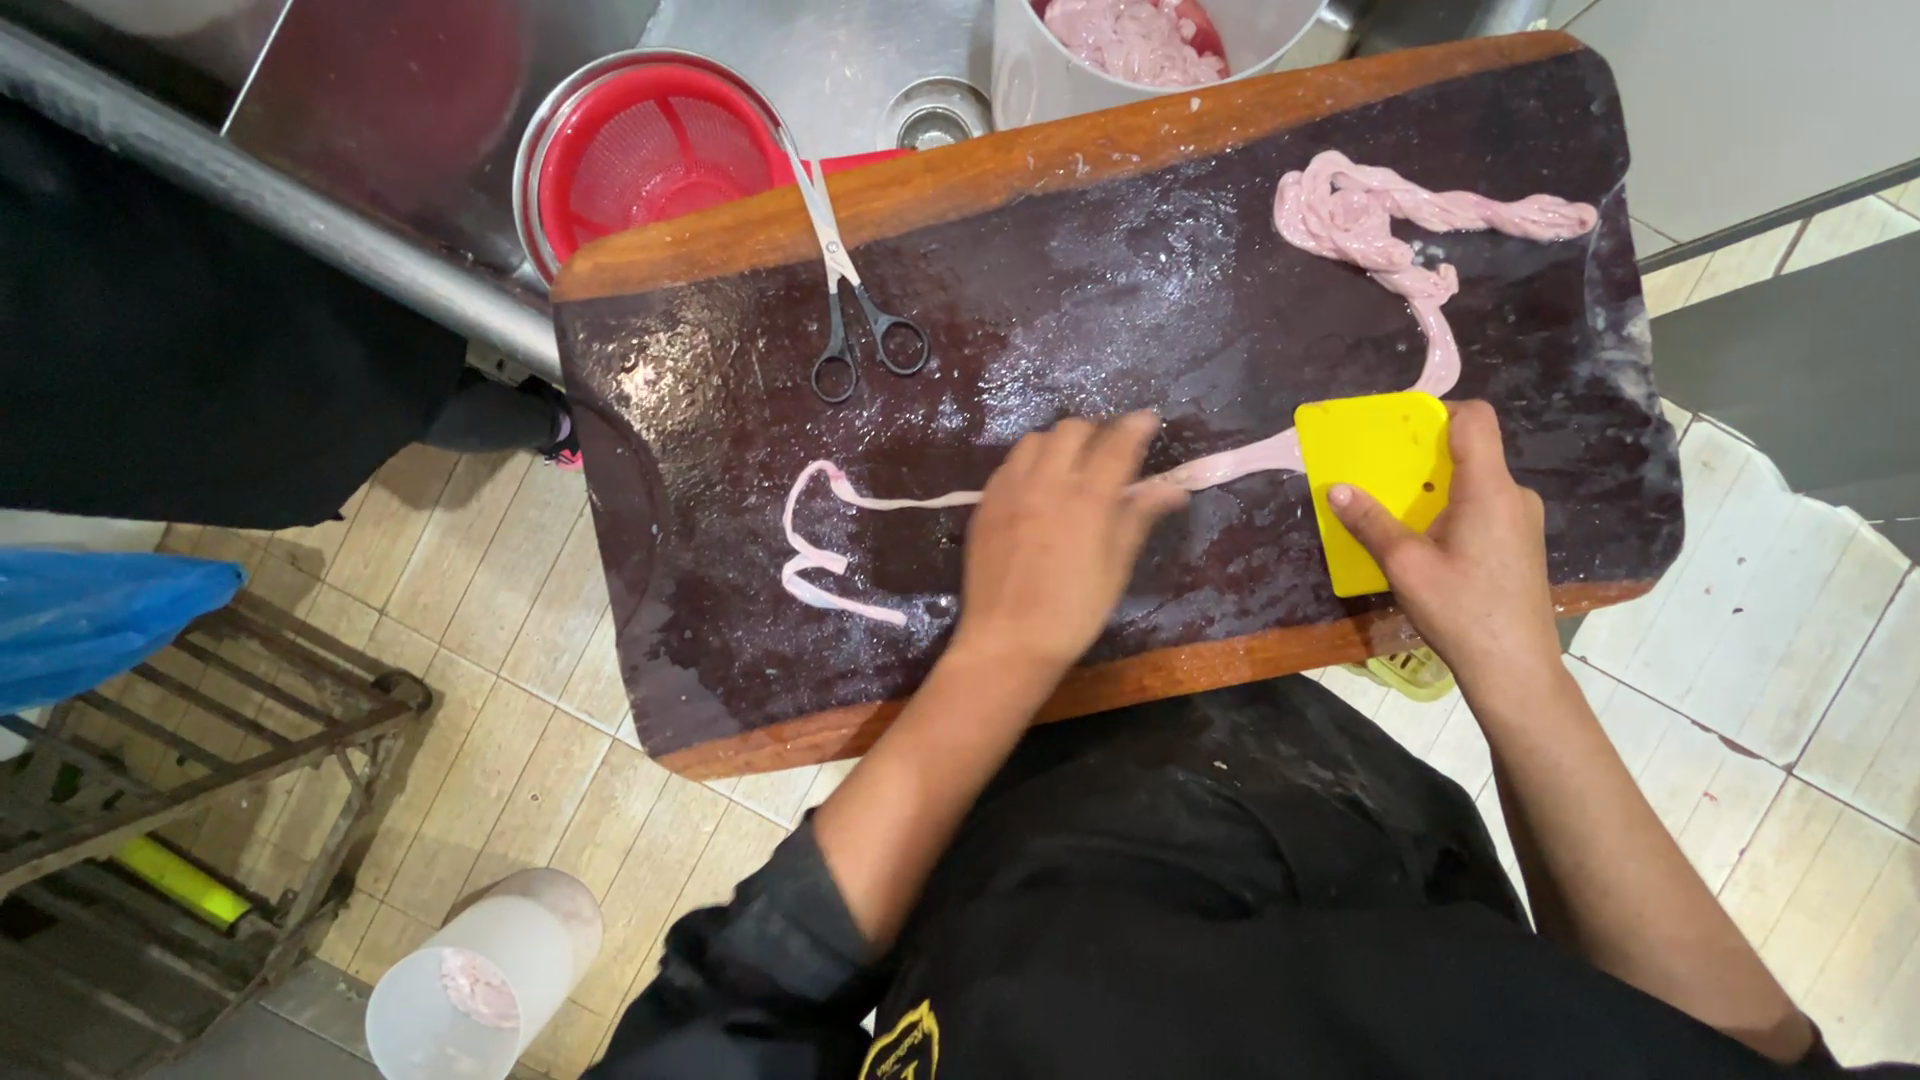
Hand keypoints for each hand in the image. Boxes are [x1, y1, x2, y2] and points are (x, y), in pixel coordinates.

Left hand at [951, 412, 1189, 674]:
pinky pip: (1008, 465)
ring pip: (1035, 440)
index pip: (1117, 444)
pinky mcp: (984, 504)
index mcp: (1088, 499)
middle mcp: (1046, 483)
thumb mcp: (1116, 566)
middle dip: (1096, 431)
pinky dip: (1028, 463)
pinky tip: (1036, 485)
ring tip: (1070, 465)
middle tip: (1108, 450)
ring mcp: (1010, 491)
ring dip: (1058, 443)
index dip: (1136, 427)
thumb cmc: (1074, 611)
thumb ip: (1139, 518)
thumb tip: (1172, 490)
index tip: (1148, 420)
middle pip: (1072, 430)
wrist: (1008, 640)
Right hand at [1328, 400, 1559, 684]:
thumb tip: (1336, 488)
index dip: (1436, 412)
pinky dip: (1448, 511)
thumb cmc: (1460, 610)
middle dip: (1421, 457)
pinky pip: (1481, 508)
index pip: (1475, 419)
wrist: (1514, 667)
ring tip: (1394, 514)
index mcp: (1489, 490)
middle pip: (1470, 452)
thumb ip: (1370, 522)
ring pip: (1473, 484)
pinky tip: (1424, 544)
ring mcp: (1521, 520)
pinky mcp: (1519, 543)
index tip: (1396, 430)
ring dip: (1432, 489)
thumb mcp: (1404, 565)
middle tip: (1379, 475)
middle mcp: (1513, 495)